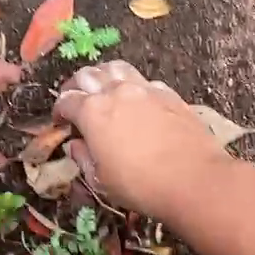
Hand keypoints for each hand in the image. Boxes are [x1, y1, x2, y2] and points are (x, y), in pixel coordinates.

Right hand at [51, 61, 231, 215]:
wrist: (194, 180)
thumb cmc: (140, 186)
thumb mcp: (100, 180)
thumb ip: (83, 158)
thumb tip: (77, 145)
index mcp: (92, 112)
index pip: (67, 101)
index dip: (59, 110)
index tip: (60, 121)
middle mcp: (115, 92)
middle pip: (88, 75)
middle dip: (76, 85)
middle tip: (75, 98)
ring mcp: (144, 89)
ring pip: (116, 68)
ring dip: (103, 75)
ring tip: (103, 87)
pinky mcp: (168, 94)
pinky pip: (143, 80)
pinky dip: (132, 85)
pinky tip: (136, 99)